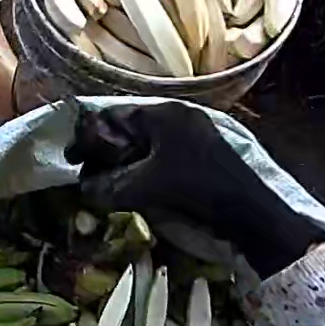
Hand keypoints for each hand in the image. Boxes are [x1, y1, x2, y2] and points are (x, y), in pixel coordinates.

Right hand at [67, 102, 322, 277]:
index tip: (73, 159)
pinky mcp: (206, 150)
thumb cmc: (193, 189)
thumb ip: (106, 187)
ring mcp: (196, 131)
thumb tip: (83, 189)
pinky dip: (146, 166)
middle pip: (130, 128)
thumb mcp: (140, 189)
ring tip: (111, 182)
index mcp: (163, 114)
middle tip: (90, 172)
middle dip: (106, 150)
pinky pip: (164, 152)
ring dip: (126, 160)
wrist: (250, 211)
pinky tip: (138, 185)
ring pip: (148, 141)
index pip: (113, 117)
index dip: (87, 138)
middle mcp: (179, 115)